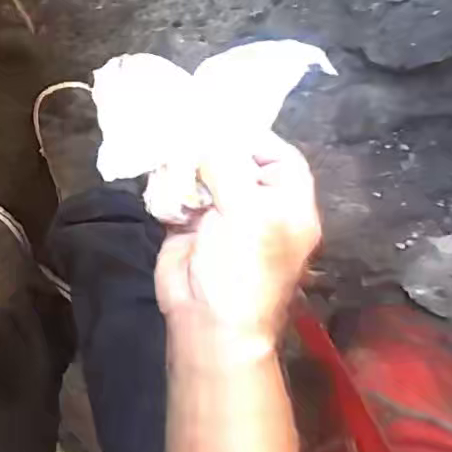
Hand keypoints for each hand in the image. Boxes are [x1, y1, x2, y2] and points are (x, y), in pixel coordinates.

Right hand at [156, 132, 320, 362]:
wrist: (207, 322)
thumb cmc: (242, 268)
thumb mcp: (248, 211)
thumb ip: (228, 167)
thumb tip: (205, 144)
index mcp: (286, 204)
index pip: (280, 158)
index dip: (256, 140)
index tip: (223, 128)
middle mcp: (255, 206)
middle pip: (233, 161)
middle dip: (209, 152)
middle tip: (185, 140)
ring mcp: (220, 216)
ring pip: (199, 175)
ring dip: (182, 173)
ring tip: (172, 176)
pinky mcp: (188, 225)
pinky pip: (176, 194)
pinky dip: (167, 193)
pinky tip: (165, 201)